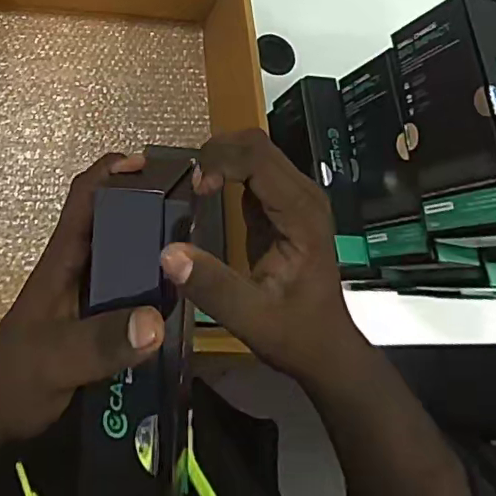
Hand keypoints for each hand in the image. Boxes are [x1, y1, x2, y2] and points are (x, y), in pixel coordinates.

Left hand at [0, 152, 166, 442]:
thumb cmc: (16, 373)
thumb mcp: (58, 357)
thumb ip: (102, 342)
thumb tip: (156, 320)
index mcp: (63, 257)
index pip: (84, 196)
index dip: (111, 171)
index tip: (147, 164)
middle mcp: (78, 265)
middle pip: (112, 219)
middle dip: (146, 204)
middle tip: (191, 205)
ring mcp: (86, 292)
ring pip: (123, 255)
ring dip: (153, 245)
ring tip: (195, 246)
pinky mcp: (96, 319)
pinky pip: (129, 290)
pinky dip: (152, 284)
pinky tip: (179, 295)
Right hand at [160, 129, 359, 386]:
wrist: (327, 352)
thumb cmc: (296, 335)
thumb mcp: (252, 319)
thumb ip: (212, 286)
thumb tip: (167, 254)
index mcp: (301, 213)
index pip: (257, 157)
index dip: (221, 161)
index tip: (197, 190)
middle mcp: (302, 195)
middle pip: (255, 143)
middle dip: (217, 153)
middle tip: (193, 185)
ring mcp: (294, 196)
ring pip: (253, 149)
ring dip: (220, 157)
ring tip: (199, 187)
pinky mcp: (281, 203)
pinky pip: (251, 166)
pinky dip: (226, 168)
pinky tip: (210, 191)